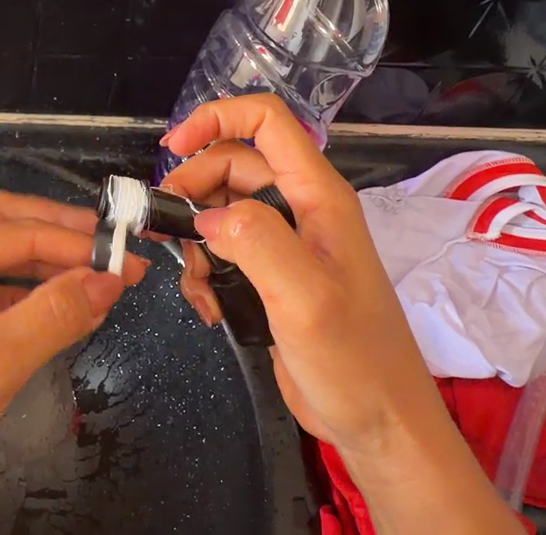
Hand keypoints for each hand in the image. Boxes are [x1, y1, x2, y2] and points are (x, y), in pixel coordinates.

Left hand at [0, 191, 146, 534]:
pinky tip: (55, 312)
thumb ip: (54, 315)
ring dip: (43, 266)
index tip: (128, 258)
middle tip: (111, 248)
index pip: (20, 231)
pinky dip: (23, 297)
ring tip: (94, 280)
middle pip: (4, 227)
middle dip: (59, 234)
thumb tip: (108, 280)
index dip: (78, 242)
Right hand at [161, 96, 520, 534]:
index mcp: (317, 194)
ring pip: (220, 207)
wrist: (380, 428)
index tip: (172, 148)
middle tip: (164, 228)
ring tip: (196, 281)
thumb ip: (257, 240)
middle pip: (230, 163)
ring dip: (193, 237)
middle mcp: (300, 207)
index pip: (266, 120)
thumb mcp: (305, 297)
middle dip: (191, 190)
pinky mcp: (271, 274)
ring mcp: (286, 242)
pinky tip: (208, 305)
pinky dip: (204, 269)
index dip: (216, 118)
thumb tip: (207, 216)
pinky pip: (222, 249)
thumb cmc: (354, 360)